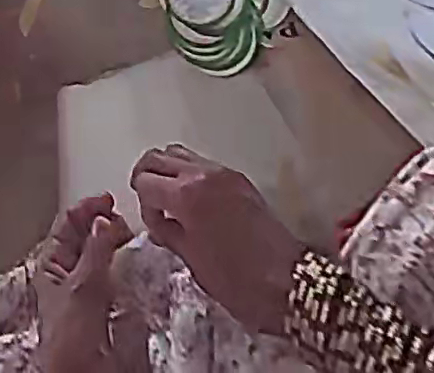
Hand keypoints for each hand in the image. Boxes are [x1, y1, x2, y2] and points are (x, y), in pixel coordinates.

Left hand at [31, 193, 133, 372]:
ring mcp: (87, 286)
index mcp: (52, 263)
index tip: (107, 199)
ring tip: (131, 234)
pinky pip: (114, 272)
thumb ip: (95, 251)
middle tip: (123, 219)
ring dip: (116, 240)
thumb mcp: (82, 287)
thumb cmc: (69, 337)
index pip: (68, 222)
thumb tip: (104, 219)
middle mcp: (68, 271)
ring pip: (102, 251)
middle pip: (86, 234)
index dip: (87, 207)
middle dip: (104, 222)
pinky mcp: (105, 302)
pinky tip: (134, 258)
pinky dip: (124, 261)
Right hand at [130, 145, 306, 335]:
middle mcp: (201, 173)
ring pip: (178, 153)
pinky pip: (200, 162)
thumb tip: (158, 222)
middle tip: (150, 204)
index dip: (143, 206)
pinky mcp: (236, 177)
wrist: (290, 281)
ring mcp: (221, 171)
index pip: (145, 182)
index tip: (155, 227)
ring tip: (170, 200)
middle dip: (146, 178)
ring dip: (166, 171)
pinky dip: (187, 173)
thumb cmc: (238, 281)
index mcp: (185, 195)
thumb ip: (169, 233)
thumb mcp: (193, 262)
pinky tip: (194, 201)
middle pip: (157, 157)